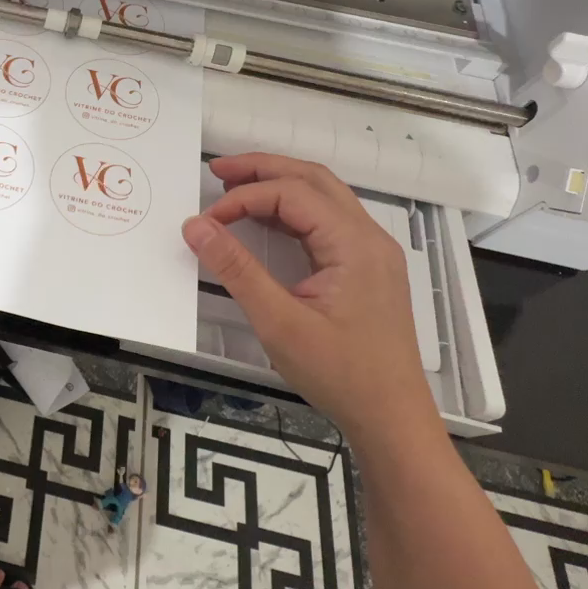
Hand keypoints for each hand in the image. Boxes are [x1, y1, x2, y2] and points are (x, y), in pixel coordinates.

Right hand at [181, 153, 439, 444]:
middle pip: (313, 179)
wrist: (392, 420)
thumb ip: (236, 269)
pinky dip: (289, 210)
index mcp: (354, 244)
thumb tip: (195, 226)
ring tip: (232, 186)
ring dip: (277, 184)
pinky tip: (261, 220)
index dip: (244, 197)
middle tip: (216, 169)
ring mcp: (370, 253)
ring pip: (321, 196)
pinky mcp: (364, 269)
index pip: (292, 195)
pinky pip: (324, 221)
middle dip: (263, 168)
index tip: (206, 221)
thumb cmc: (339, 373)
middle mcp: (368, 238)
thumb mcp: (279, 322)